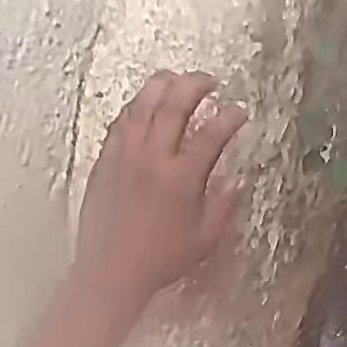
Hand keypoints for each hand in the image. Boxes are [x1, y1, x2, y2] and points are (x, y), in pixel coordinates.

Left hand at [74, 71, 245, 302]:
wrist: (114, 268)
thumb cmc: (165, 257)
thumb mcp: (207, 236)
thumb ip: (223, 204)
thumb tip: (236, 179)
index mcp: (182, 179)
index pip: (210, 136)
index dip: (229, 118)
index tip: (240, 110)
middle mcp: (152, 160)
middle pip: (172, 108)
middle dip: (193, 87)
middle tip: (208, 80)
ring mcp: (125, 157)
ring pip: (141, 107)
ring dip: (159, 87)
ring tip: (174, 78)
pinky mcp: (106, 161)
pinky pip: (120, 123)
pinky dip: (135, 107)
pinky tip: (143, 103)